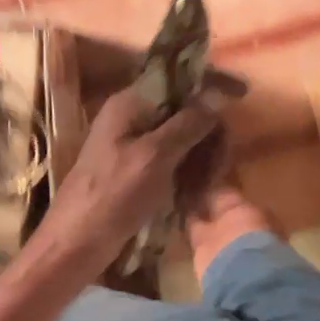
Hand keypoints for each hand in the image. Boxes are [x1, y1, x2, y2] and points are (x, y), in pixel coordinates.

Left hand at [41, 88, 222, 262]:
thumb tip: (217, 93)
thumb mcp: (154, 157)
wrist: (75, 243)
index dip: (210, 82)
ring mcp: (132, 143)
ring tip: (212, 180)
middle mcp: (131, 116)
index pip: (177, 77)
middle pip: (182, 107)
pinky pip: (171, 158)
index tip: (244, 93)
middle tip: (224, 159)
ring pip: (180, 135)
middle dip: (209, 128)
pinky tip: (199, 191)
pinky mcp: (135, 169)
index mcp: (130, 103)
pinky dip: (188, 169)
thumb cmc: (113, 196)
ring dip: (202, 153)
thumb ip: (186, 123)